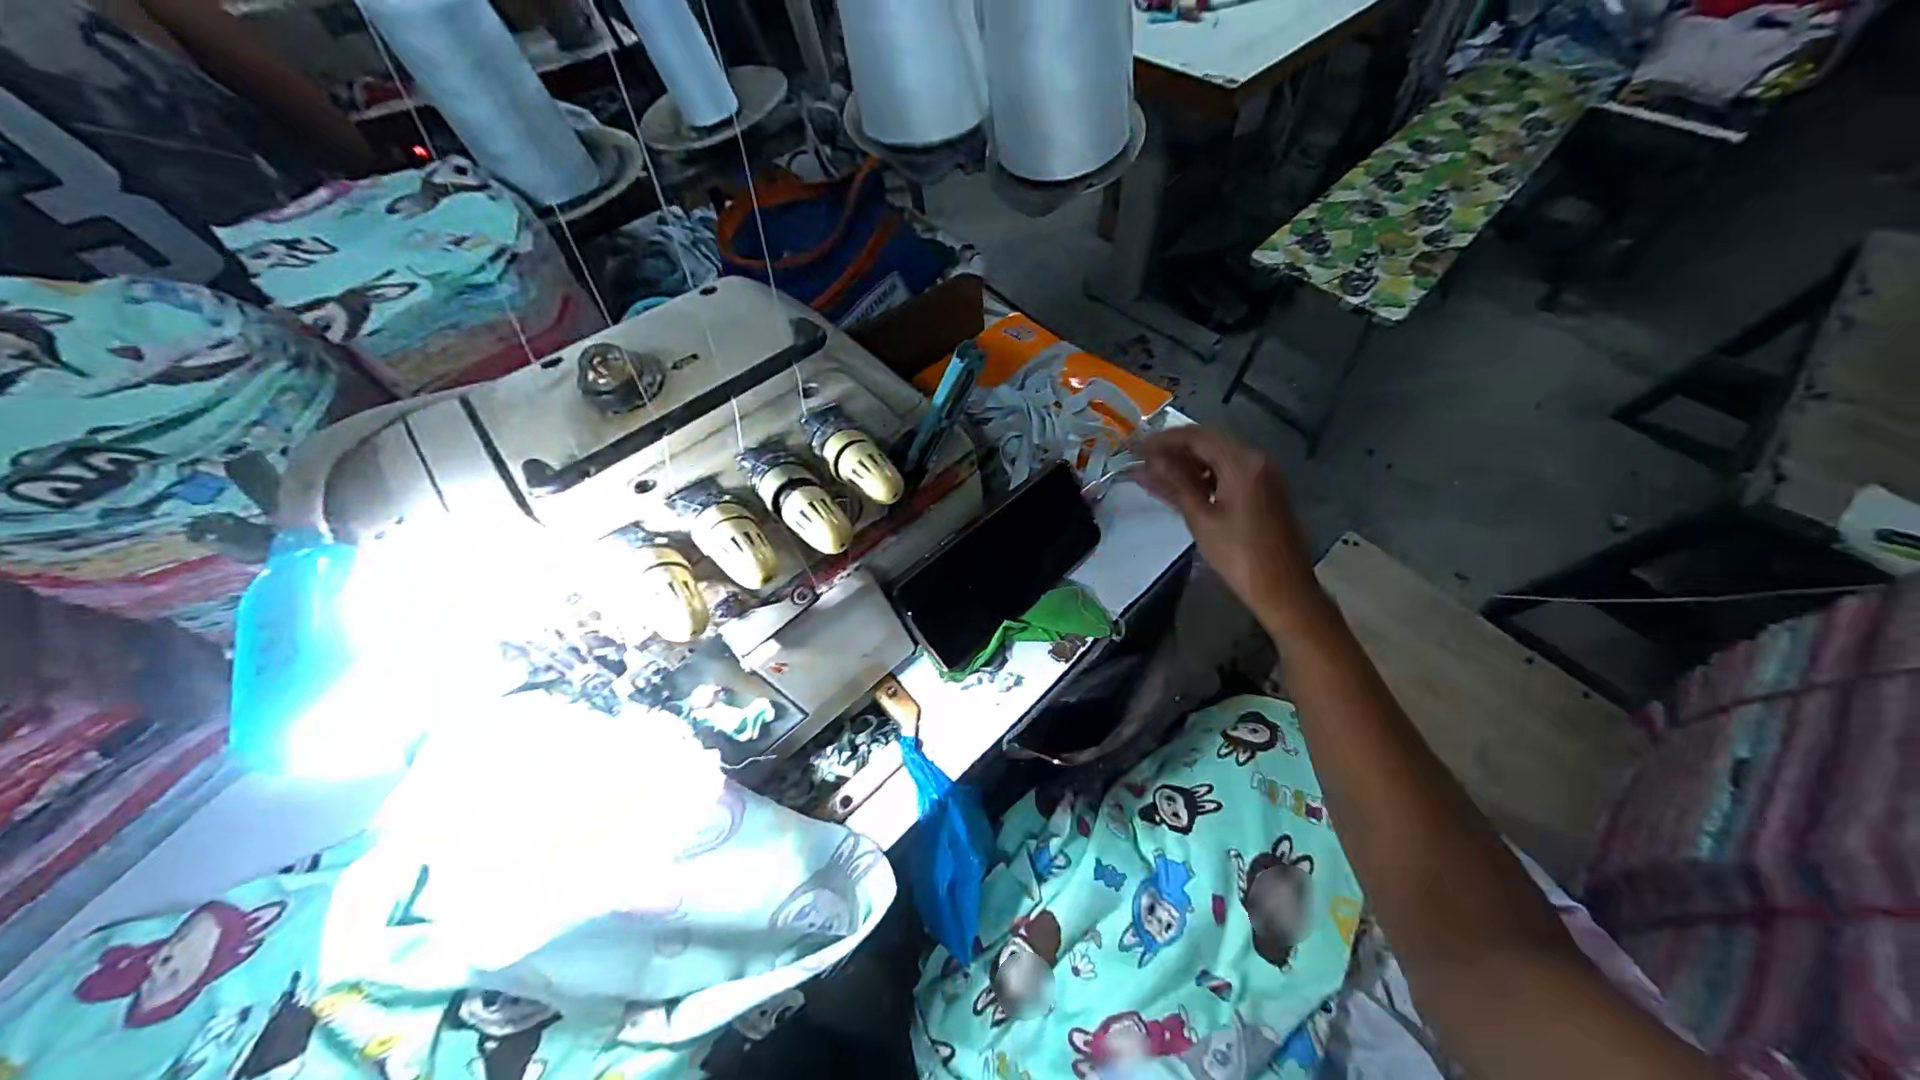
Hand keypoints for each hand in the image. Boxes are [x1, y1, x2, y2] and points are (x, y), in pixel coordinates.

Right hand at [1139, 425, 1326, 630]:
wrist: (1283, 588)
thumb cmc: (1239, 555)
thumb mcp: (1201, 519)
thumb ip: (1176, 483)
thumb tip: (1150, 461)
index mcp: (1242, 463)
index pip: (1196, 437)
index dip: (1163, 440)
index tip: (1136, 448)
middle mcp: (1256, 459)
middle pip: (1208, 442)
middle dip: (1173, 449)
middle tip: (1142, 461)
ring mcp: (1263, 473)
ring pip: (1217, 456)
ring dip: (1187, 462)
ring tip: (1156, 475)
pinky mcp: (1264, 488)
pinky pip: (1228, 471)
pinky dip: (1204, 475)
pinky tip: (1182, 487)